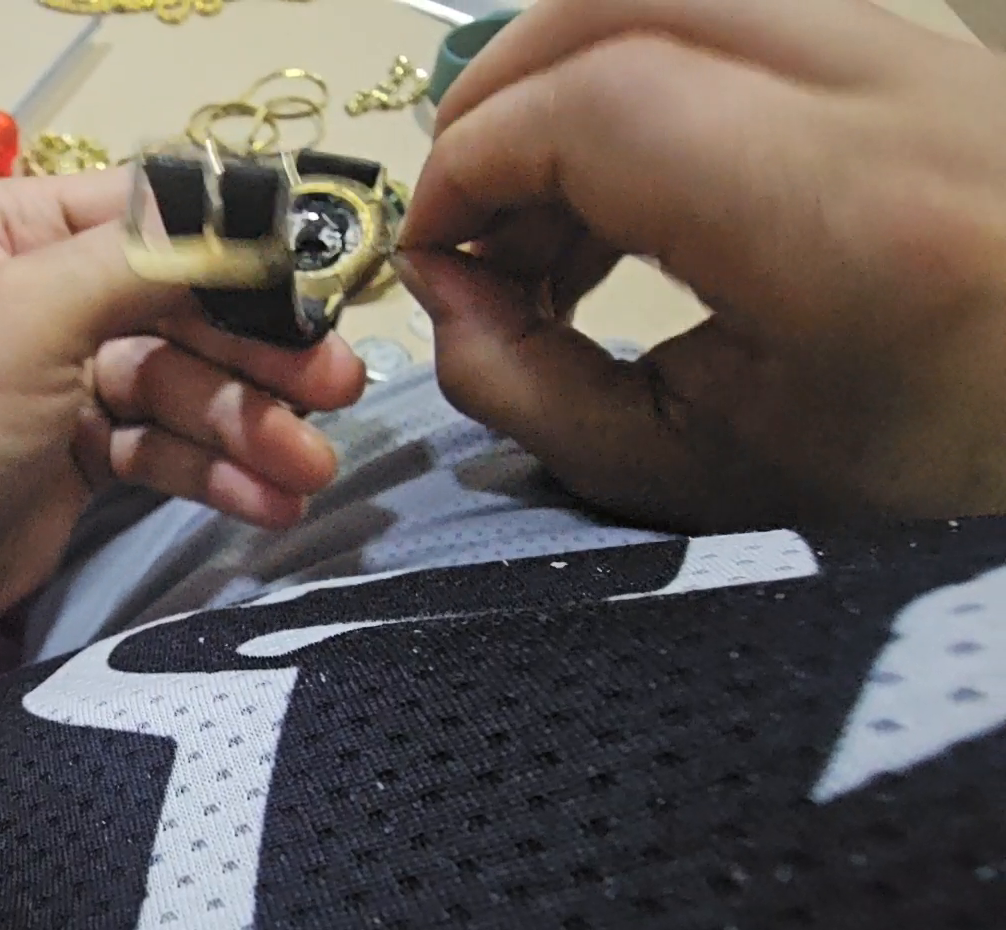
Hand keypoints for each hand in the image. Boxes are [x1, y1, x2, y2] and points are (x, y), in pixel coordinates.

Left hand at [0, 172, 365, 708]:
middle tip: (337, 388)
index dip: (232, 249)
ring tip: (309, 472)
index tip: (313, 285)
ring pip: (180, 391)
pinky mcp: (84, 459)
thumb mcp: (23, 319)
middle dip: (256, 357)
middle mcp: (46, 301)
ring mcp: (67, 385)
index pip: (148, 218)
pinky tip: (268, 500)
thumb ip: (136, 261)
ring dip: (247, 431)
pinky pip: (162, 451)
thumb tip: (240, 211)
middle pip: (178, 312)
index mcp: (15, 236)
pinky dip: (213, 474)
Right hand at [397, 0, 1005, 531]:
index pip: (601, 104)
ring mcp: (919, 52)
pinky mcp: (904, 51)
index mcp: (843, 230)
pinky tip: (597, 213)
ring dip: (546, 103)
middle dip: (490, 99)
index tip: (427, 248)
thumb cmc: (862, 468)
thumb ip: (507, 379)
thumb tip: (434, 281)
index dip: (469, 161)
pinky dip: (607, 109)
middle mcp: (901, 99)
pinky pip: (710, 34)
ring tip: (529, 229)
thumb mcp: (648, 461)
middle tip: (459, 212)